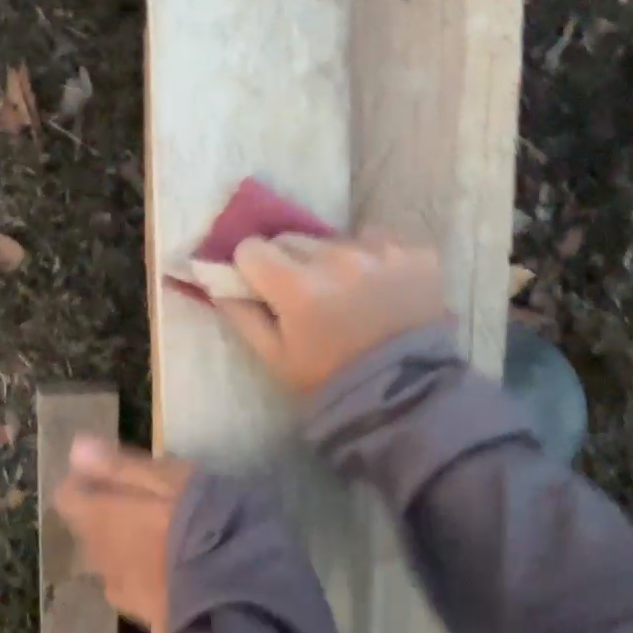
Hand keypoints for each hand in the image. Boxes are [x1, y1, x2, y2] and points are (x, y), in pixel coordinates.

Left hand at [51, 436, 194, 632]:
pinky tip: (165, 572)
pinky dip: (136, 574)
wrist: (226, 589)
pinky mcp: (136, 612)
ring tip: (156, 540)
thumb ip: (118, 466)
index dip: (84, 483)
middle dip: (103, 515)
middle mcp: (96, 551)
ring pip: (105, 557)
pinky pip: (125, 585)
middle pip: (85, 528)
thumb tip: (76, 448)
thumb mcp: (165, 479)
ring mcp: (115, 585)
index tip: (109, 476)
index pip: (67, 495)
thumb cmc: (198, 521)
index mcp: (99, 515)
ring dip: (120, 546)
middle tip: (141, 505)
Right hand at [218, 232, 454, 397]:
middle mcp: (337, 258)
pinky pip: (379, 241)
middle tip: (305, 296)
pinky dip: (374, 260)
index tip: (263, 288)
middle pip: (292, 239)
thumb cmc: (329, 379)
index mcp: (297, 286)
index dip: (253, 268)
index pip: (252, 248)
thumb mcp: (275, 357)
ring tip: (347, 294)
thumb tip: (217, 281)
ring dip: (333, 260)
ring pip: (335, 238)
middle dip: (290, 263)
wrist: (404, 394)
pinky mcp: (415, 253)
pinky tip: (380, 289)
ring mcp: (380, 252)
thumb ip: (242, 315)